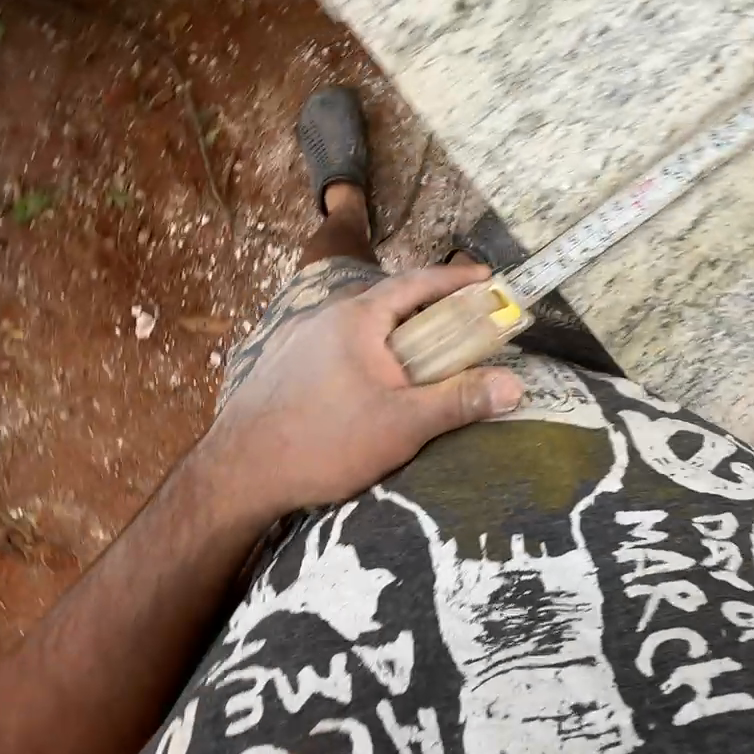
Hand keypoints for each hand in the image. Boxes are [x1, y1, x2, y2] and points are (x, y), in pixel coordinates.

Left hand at [197, 262, 525, 519]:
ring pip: (356, 325)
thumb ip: (459, 400)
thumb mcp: (402, 424)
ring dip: (390, 333)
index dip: (455, 280)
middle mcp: (322, 317)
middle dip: (424, 309)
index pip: (416, 284)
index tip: (486, 278)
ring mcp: (295, 339)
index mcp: (356, 318)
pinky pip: (332, 346)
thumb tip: (516, 386)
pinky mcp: (280, 365)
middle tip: (457, 325)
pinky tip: (363, 384)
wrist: (237, 475)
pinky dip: (361, 353)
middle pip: (385, 302)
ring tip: (414, 359)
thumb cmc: (323, 442)